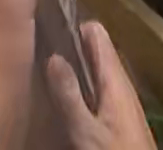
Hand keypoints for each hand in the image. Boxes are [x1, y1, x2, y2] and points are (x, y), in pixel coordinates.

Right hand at [47, 21, 155, 149]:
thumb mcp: (87, 133)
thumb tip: (52, 56)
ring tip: (47, 81)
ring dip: (74, 75)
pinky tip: (65, 107)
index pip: (95, 31)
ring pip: (93, 73)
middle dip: (69, 52)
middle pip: (92, 52)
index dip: (73, 28)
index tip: (49, 36)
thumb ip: (70, 95)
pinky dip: (81, 93)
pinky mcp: (120, 119)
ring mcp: (121, 101)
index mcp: (114, 76)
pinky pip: (97, 92)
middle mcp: (120, 82)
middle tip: (41, 61)